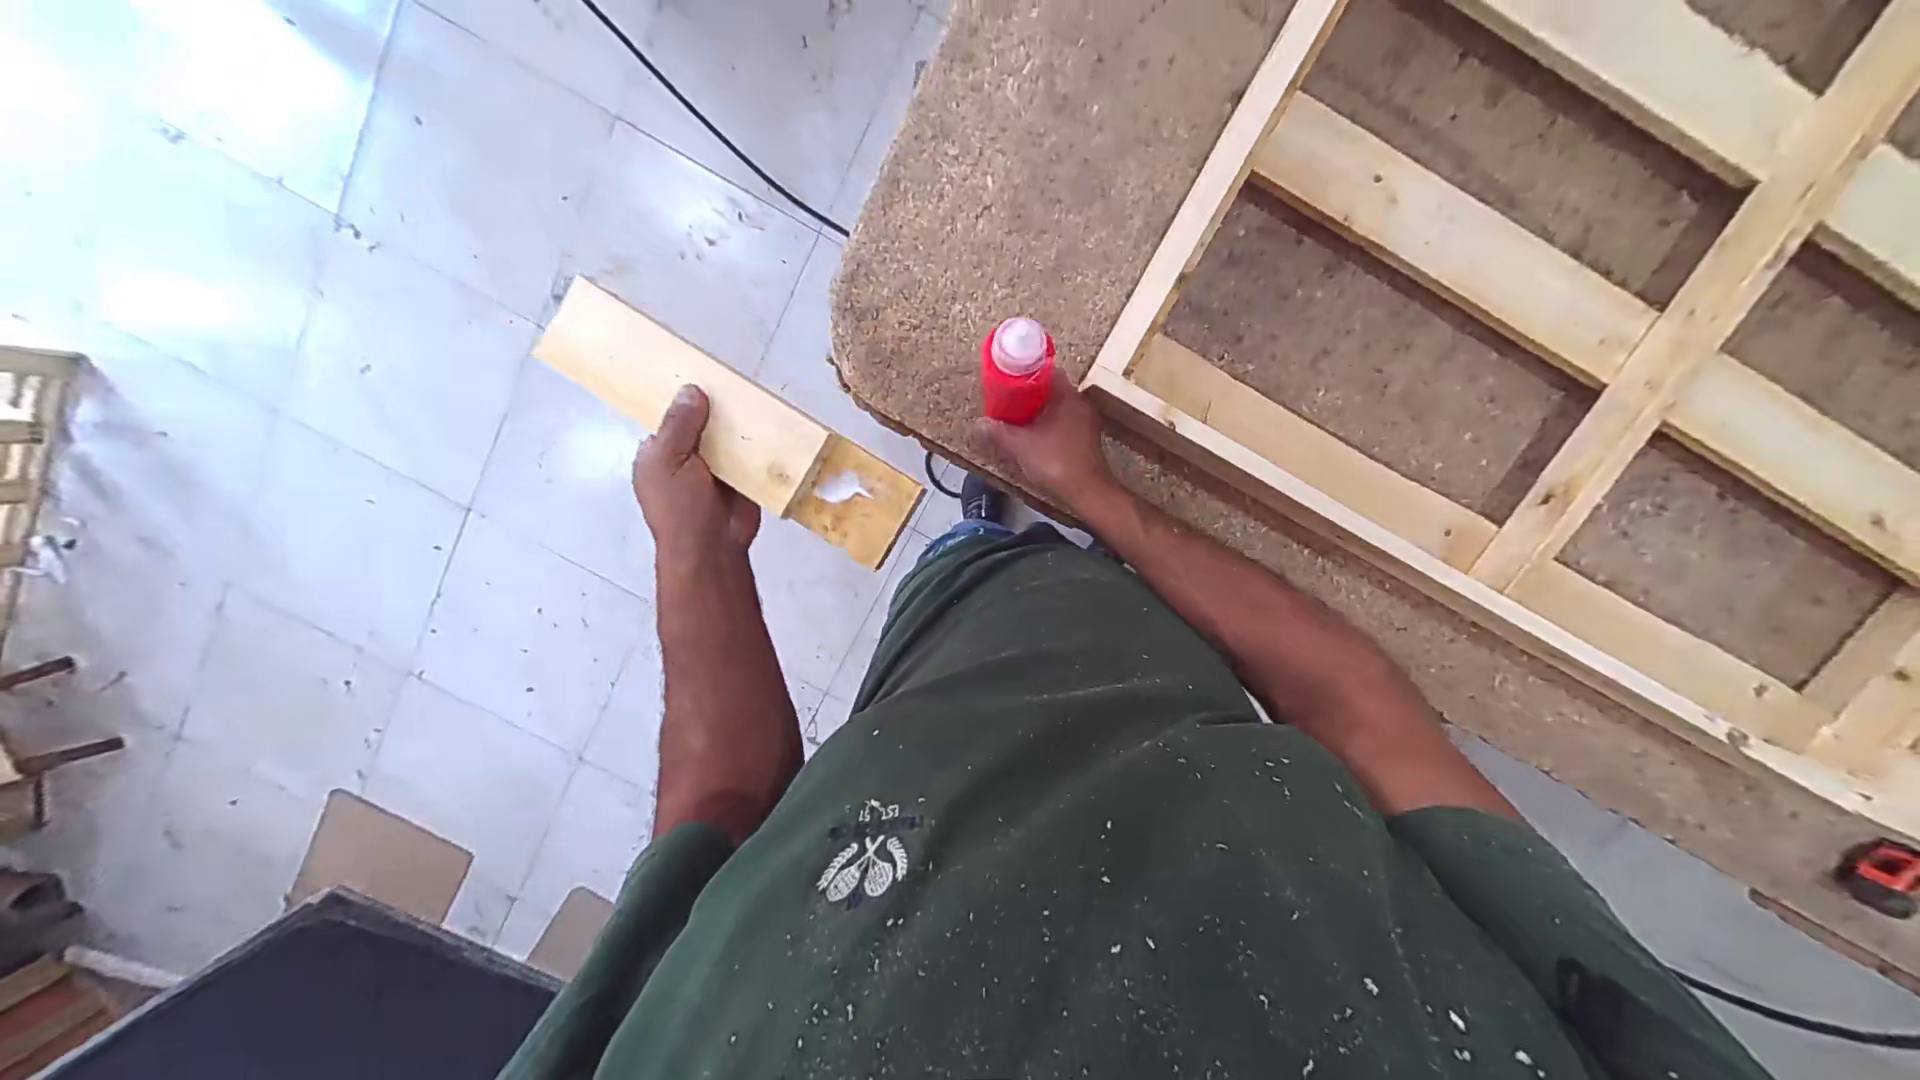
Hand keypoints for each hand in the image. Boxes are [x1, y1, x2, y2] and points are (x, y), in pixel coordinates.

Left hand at [633, 385, 759, 562]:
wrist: (712, 548)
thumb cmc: (680, 507)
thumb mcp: (669, 459)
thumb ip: (679, 424)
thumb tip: (690, 390)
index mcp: (659, 454)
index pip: (669, 419)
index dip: (683, 400)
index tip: (701, 377)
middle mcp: (687, 459)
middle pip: (703, 425)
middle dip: (718, 410)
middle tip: (735, 384)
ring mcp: (716, 470)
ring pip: (729, 439)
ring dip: (741, 426)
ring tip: (756, 398)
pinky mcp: (743, 480)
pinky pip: (751, 456)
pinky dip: (759, 445)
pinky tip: (770, 425)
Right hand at [980, 369, 1114, 512]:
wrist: (1087, 492)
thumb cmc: (1056, 462)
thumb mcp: (1021, 446)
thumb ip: (999, 432)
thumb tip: (981, 424)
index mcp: (1068, 397)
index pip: (1047, 371)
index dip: (1026, 374)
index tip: (1009, 383)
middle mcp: (1080, 404)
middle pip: (1052, 390)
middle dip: (1029, 396)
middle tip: (1008, 402)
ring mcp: (1086, 423)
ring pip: (1058, 409)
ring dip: (1039, 413)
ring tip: (1017, 421)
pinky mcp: (1087, 440)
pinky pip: (1064, 424)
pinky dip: (1048, 426)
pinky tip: (1034, 438)